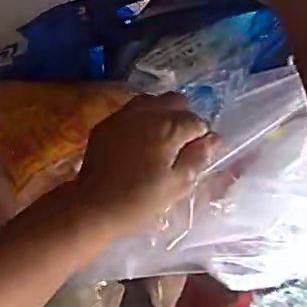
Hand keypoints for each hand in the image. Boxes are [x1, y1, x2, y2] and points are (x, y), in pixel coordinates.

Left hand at [69, 93, 222, 236]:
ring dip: (160, 113)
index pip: (197, 121)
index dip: (199, 138)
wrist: (92, 205)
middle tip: (178, 145)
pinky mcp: (105, 123)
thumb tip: (213, 138)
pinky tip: (137, 140)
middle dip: (182, 117)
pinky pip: (129, 111)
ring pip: (151, 100)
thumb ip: (197, 158)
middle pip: (174, 101)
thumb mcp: (177, 185)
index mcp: (169, 128)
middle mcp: (146, 113)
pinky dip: (139, 119)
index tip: (193, 156)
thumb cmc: (139, 200)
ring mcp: (122, 115)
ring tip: (159, 139)